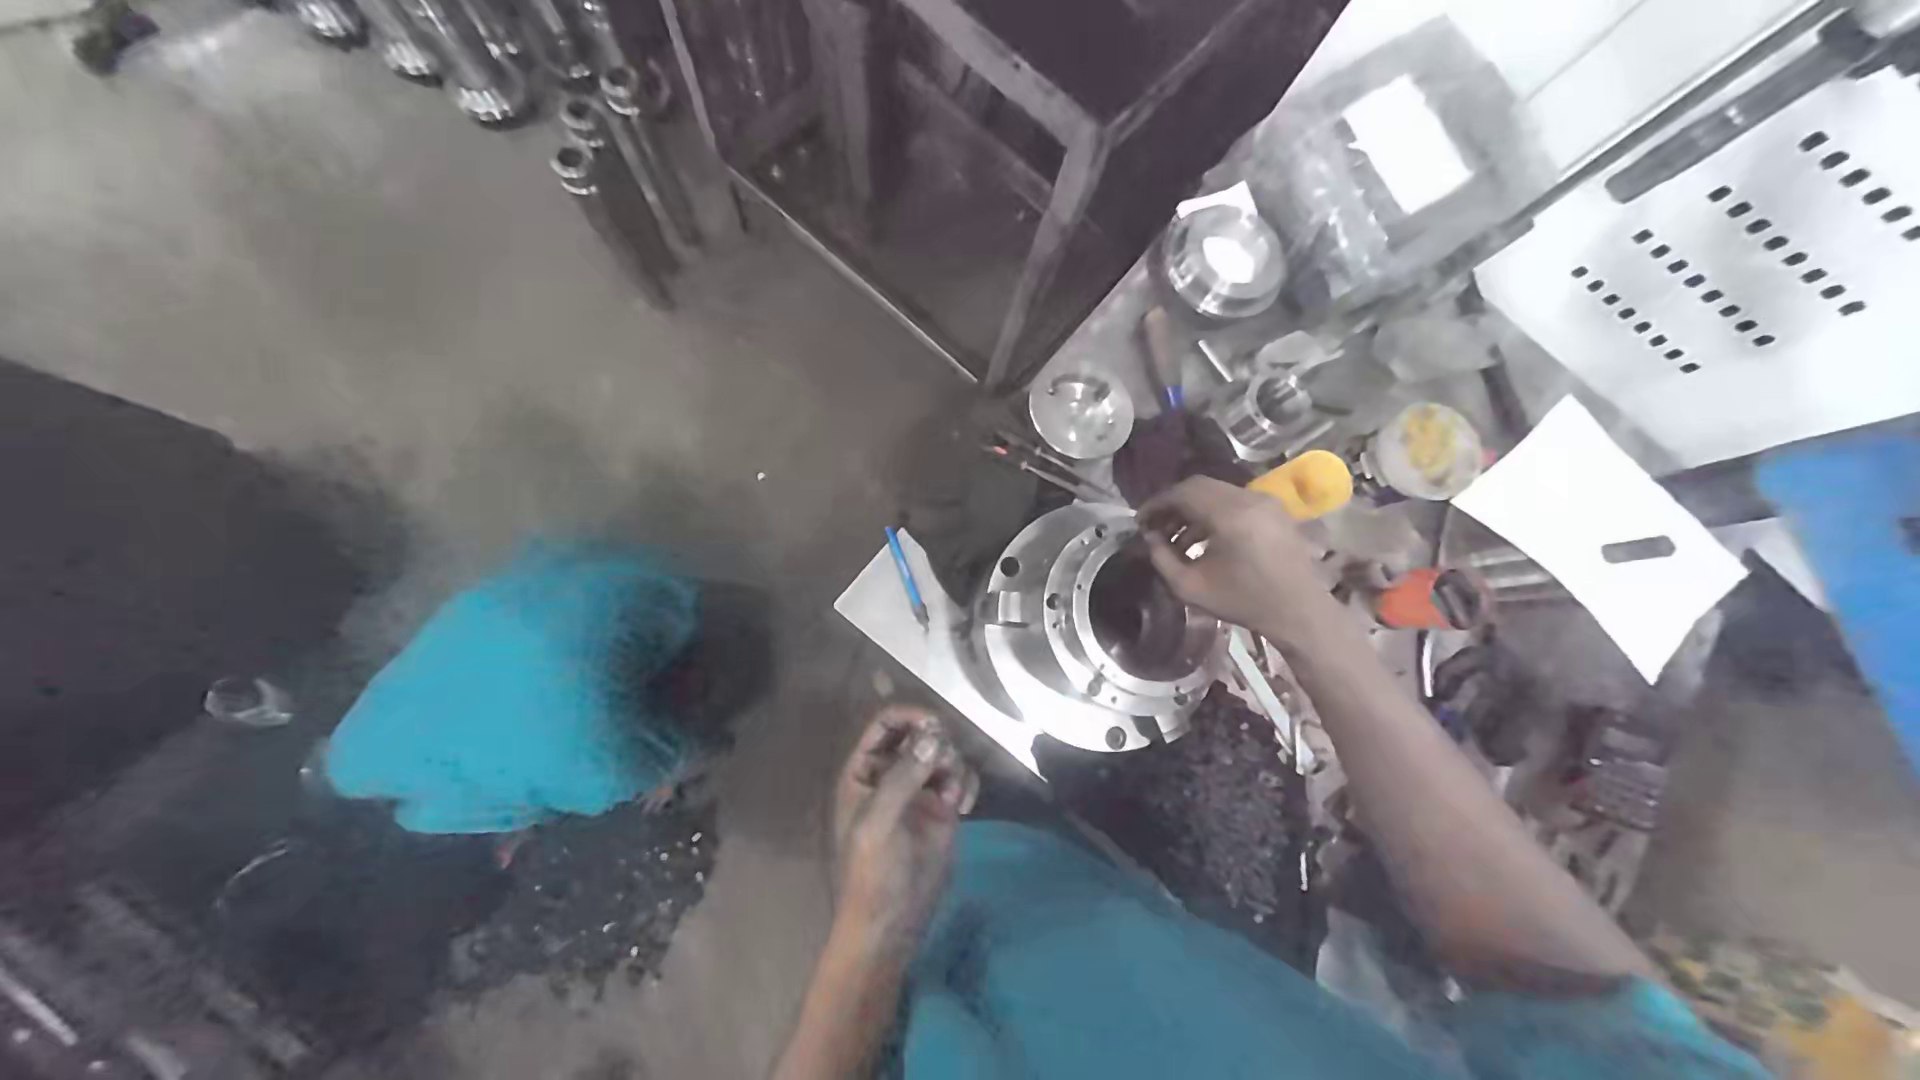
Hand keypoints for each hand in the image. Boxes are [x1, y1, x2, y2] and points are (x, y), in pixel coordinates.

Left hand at [830, 706, 977, 961]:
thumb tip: (934, 736)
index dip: (909, 716)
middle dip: (937, 744)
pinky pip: (960, 777)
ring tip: (951, 795)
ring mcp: (919, 790)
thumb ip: (903, 776)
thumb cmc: (872, 871)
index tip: (935, 725)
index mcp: (864, 770)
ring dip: (953, 766)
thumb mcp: (878, 822)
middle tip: (944, 767)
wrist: (892, 923)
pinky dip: (966, 783)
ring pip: (944, 753)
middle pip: (920, 734)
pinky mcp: (943, 808)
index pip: (885, 724)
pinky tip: (961, 807)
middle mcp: (892, 773)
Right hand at [1139, 476, 1339, 641]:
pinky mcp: (1274, 510)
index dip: (1156, 504)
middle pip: (1199, 487)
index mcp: (1230, 515)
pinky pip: (1234, 501)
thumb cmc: (1243, 602)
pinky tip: (1202, 539)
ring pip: (1216, 492)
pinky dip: (1212, 513)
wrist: (1299, 612)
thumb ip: (1162, 558)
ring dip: (1192, 509)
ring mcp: (1265, 502)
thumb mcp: (1190, 587)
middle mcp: (1249, 499)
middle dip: (1172, 504)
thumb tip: (1151, 537)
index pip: (1183, 493)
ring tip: (1176, 539)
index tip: (1140, 522)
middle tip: (1155, 527)